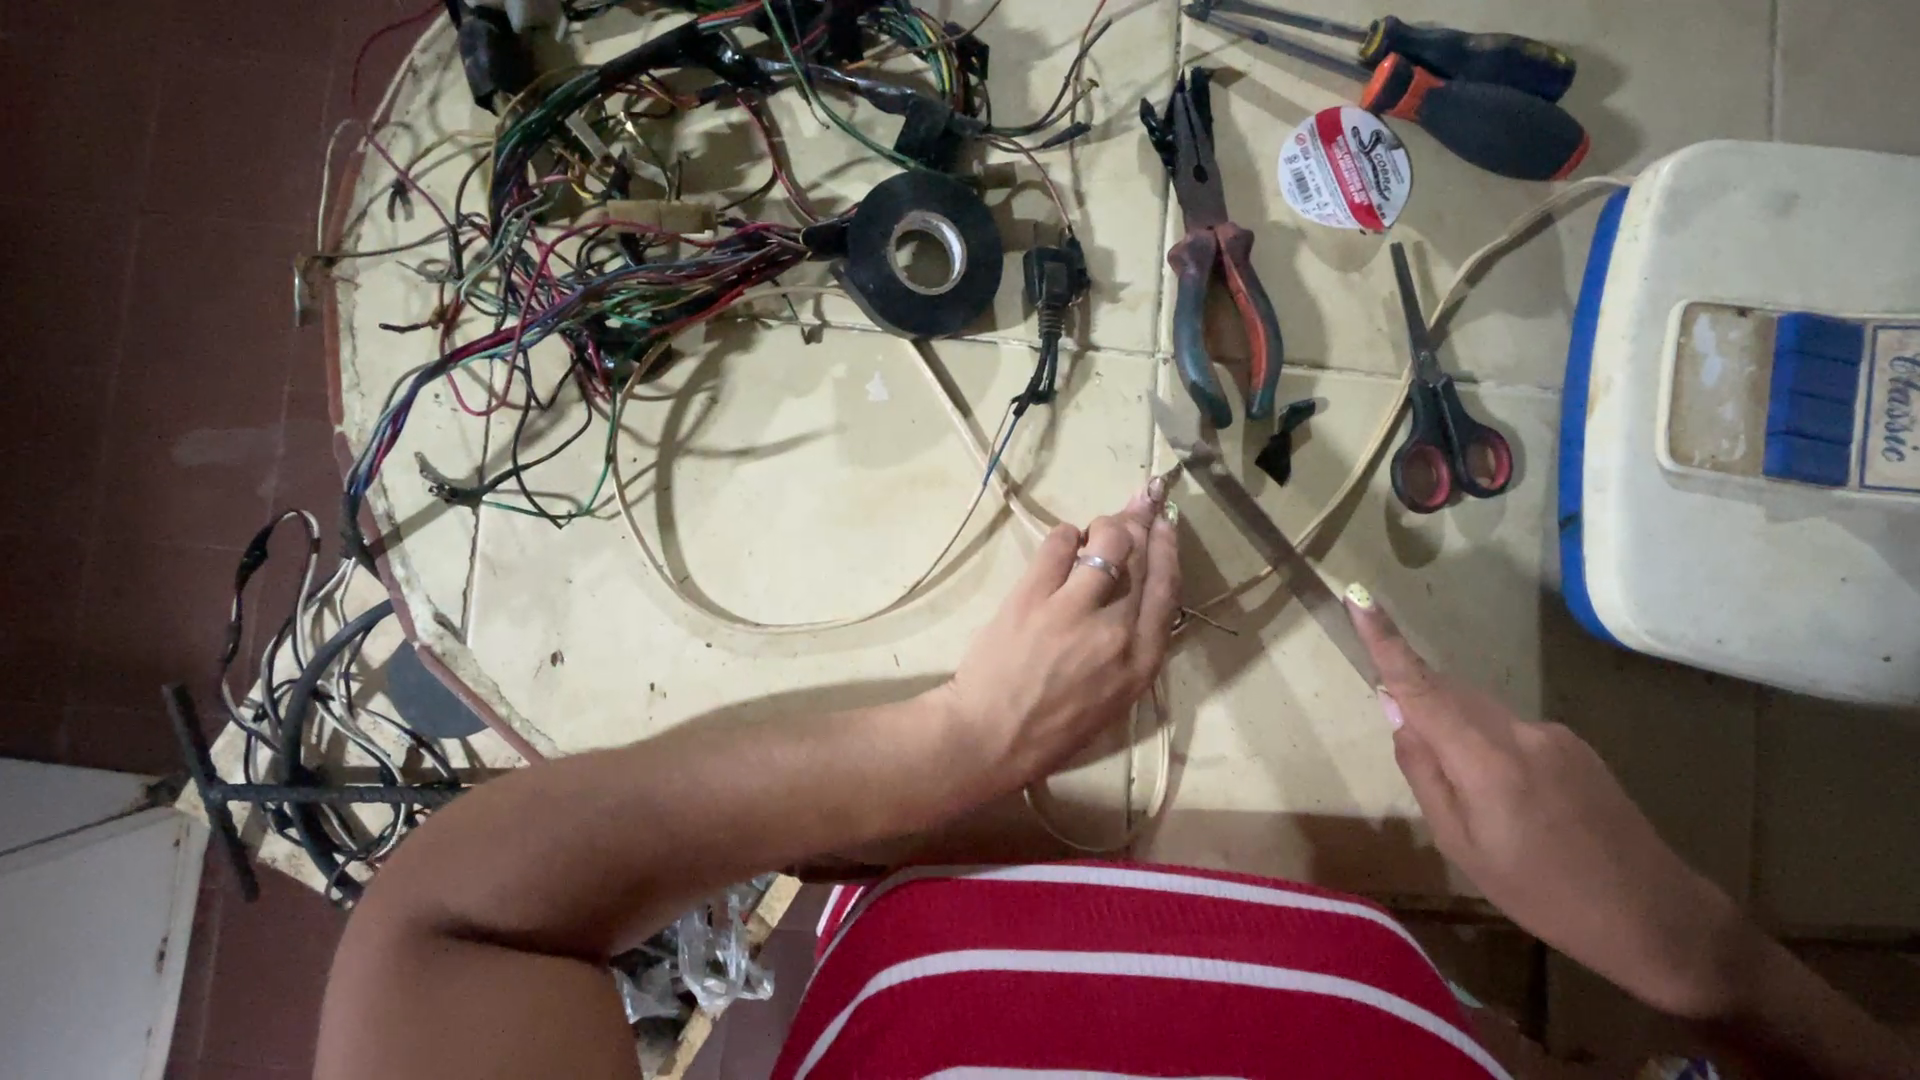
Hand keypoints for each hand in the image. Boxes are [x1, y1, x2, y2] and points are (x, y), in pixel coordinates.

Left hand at [939, 481, 1180, 791]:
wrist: (992, 736)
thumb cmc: (1054, 727)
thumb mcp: (1114, 696)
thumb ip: (1131, 646)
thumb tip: (1135, 594)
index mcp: (1142, 661)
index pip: (1167, 588)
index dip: (1167, 548)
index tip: (1165, 523)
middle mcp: (1116, 630)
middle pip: (1139, 557)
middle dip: (1140, 522)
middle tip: (1137, 506)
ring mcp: (1073, 609)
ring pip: (1106, 542)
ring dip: (1105, 526)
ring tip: (1095, 531)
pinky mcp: (1033, 595)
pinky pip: (1058, 543)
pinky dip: (1065, 535)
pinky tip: (1063, 542)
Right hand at [1345, 589, 1751, 1018]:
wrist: (1656, 917)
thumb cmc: (1542, 893)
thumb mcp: (1460, 845)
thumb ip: (1424, 773)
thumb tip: (1398, 715)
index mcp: (1485, 762)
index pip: (1421, 688)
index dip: (1385, 642)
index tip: (1360, 598)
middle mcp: (1520, 732)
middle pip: (1447, 693)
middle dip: (1420, 706)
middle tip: (1420, 763)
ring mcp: (1553, 734)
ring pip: (1478, 712)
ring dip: (1458, 734)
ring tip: (1479, 802)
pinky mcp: (1575, 743)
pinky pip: (1509, 729)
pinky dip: (1489, 748)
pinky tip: (1514, 801)